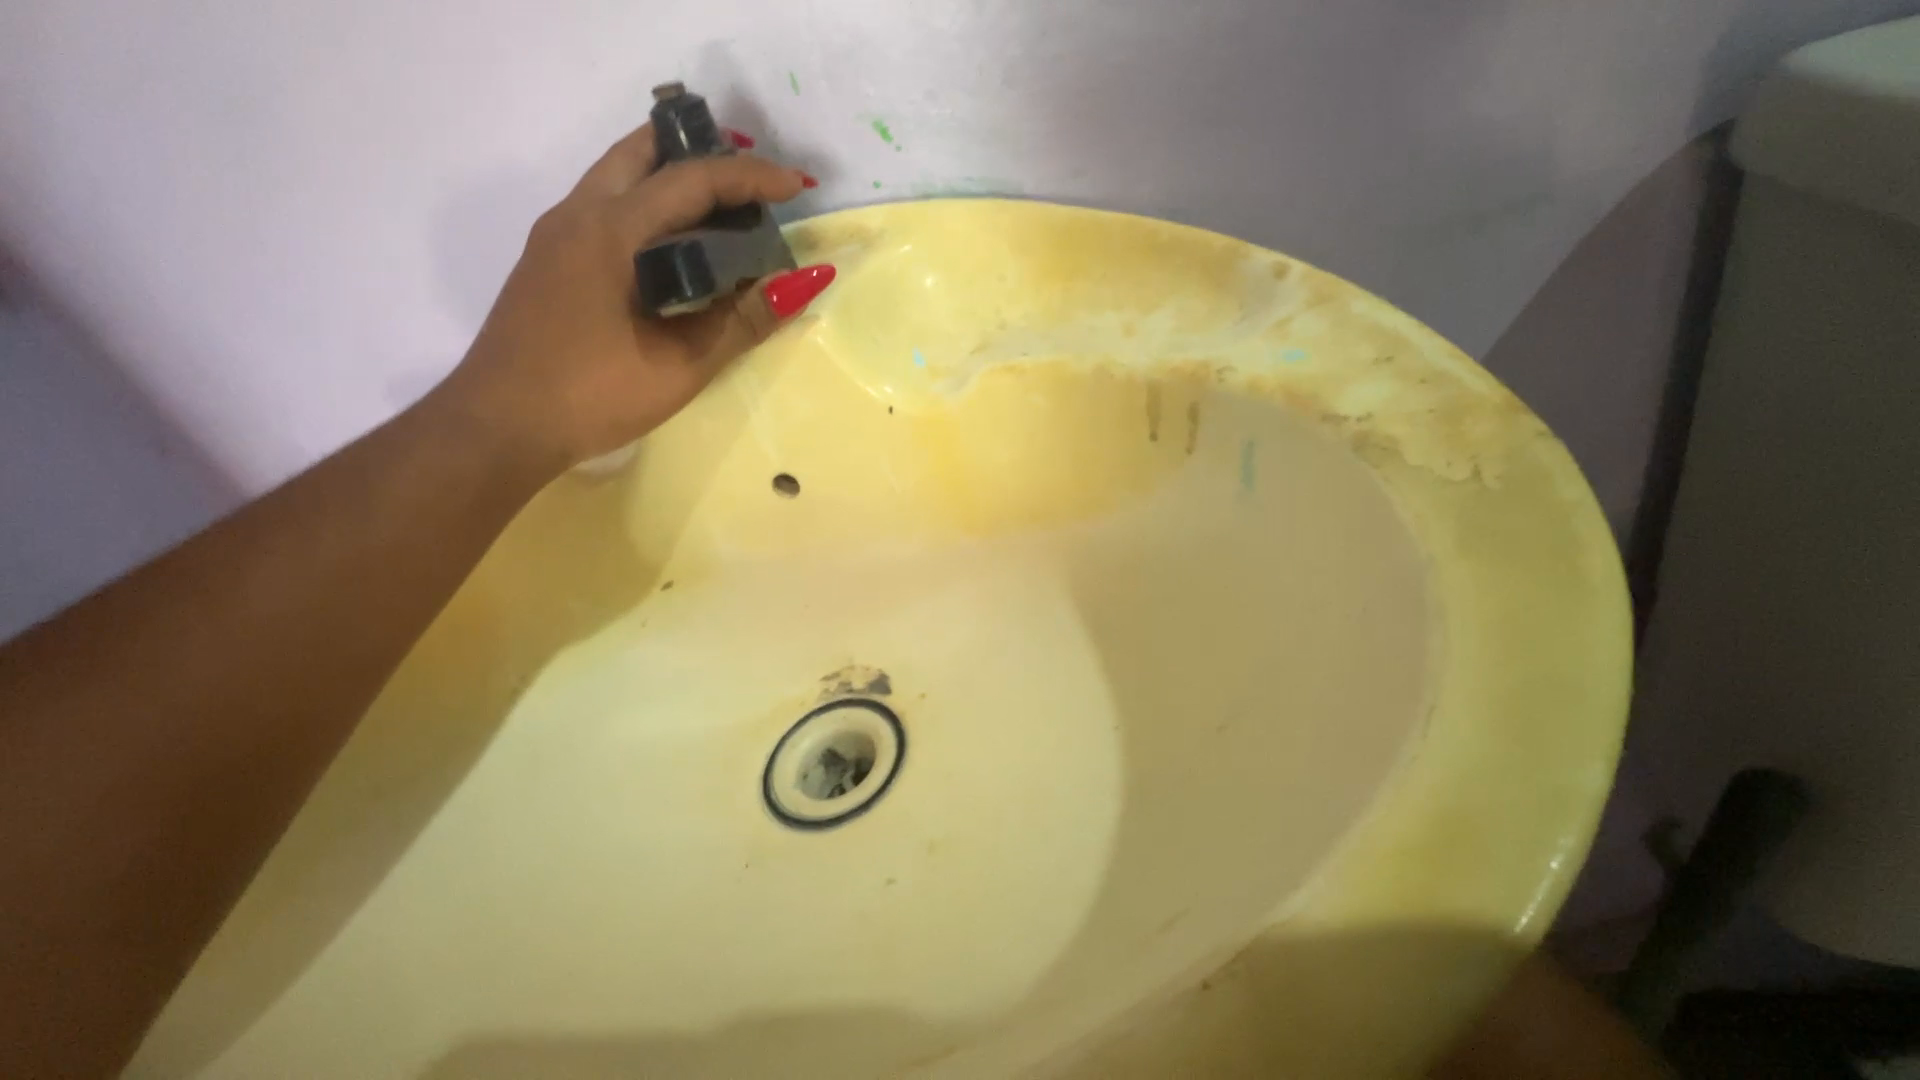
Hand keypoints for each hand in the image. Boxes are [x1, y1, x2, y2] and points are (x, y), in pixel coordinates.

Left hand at [436, 124, 836, 473]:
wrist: (499, 427)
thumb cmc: (591, 396)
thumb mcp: (679, 365)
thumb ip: (743, 321)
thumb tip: (803, 283)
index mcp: (609, 231)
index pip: (692, 181)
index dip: (752, 177)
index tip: (798, 187)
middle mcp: (577, 215)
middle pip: (644, 154)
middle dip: (702, 153)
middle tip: (751, 178)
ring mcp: (557, 235)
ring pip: (619, 177)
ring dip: (672, 178)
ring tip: (723, 208)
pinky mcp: (550, 261)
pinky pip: (606, 208)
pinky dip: (650, 207)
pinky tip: (677, 248)